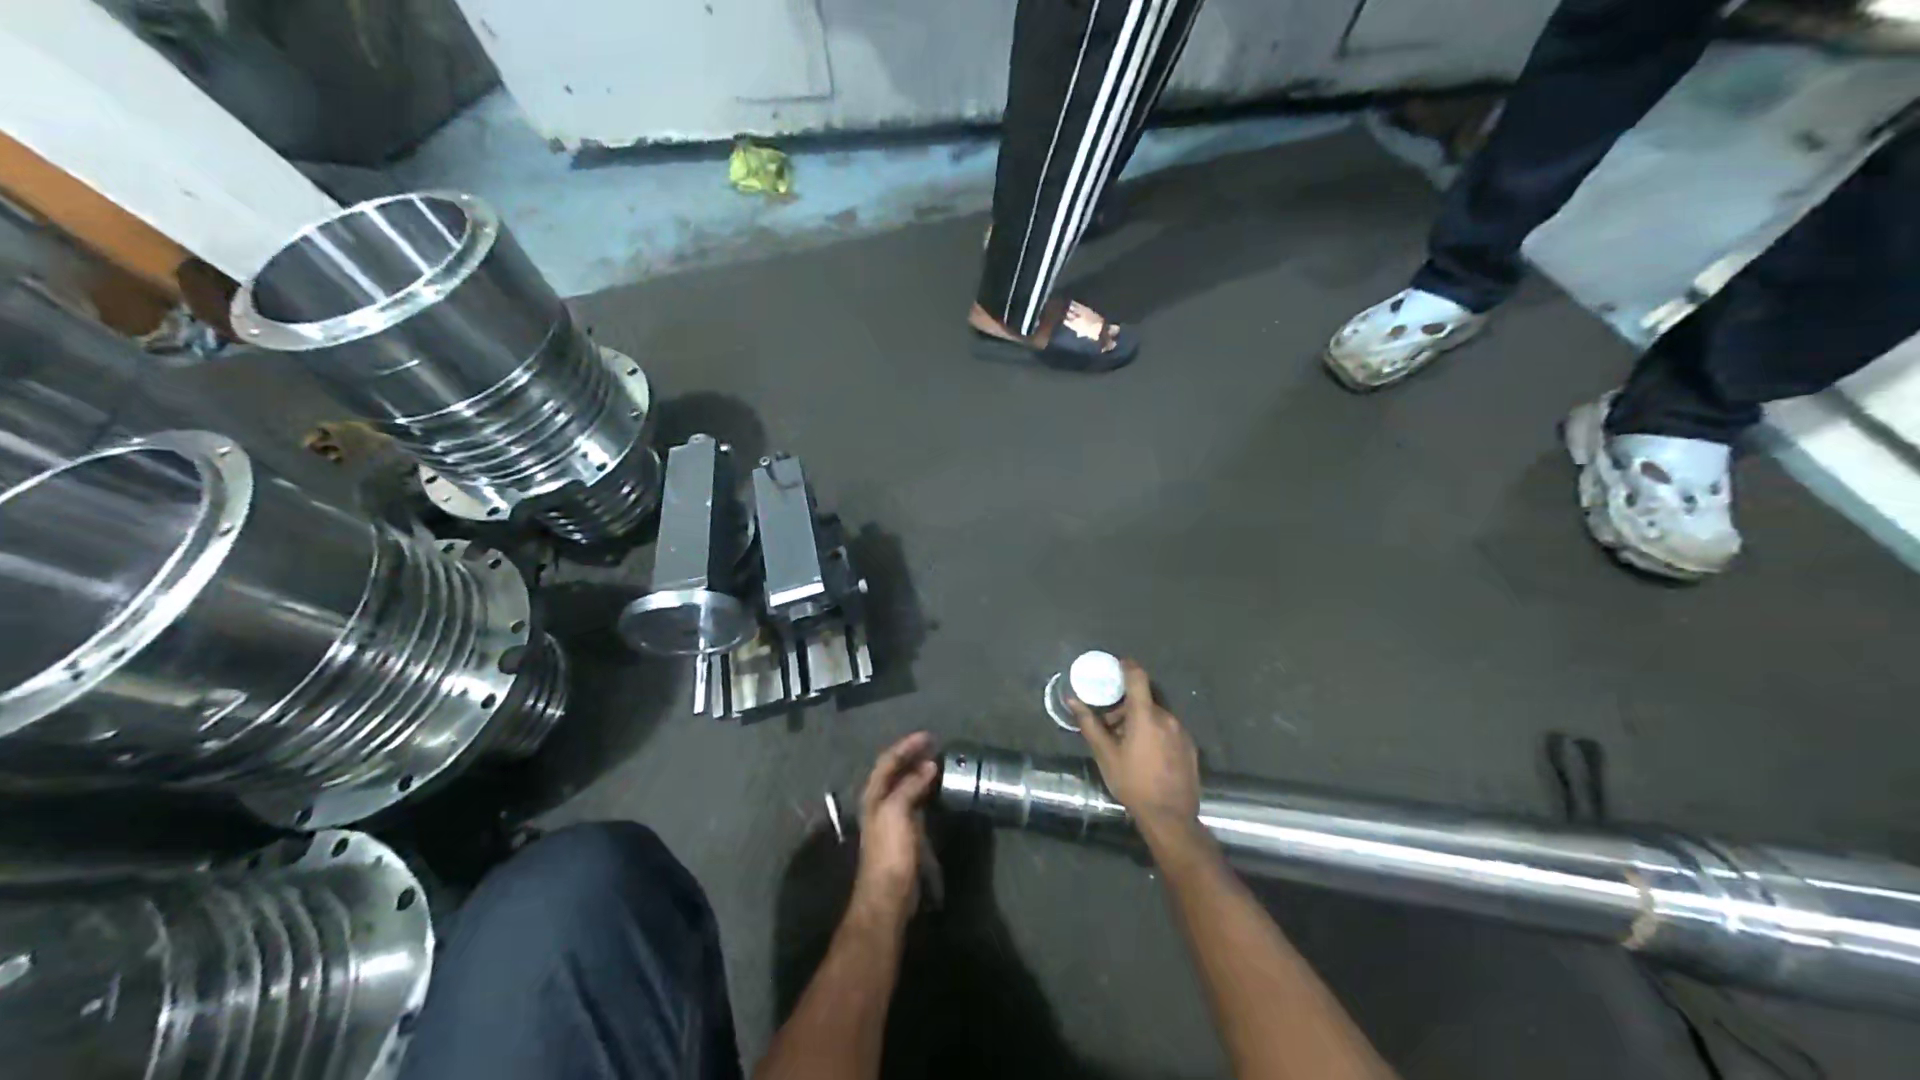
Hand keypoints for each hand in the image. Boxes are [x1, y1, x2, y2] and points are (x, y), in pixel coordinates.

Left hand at [852, 731, 938, 922]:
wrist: (887, 894)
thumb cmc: (890, 851)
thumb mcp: (897, 812)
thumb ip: (910, 786)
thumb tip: (928, 766)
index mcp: (874, 794)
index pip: (888, 760)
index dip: (906, 746)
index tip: (928, 736)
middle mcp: (878, 801)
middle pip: (894, 770)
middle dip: (912, 755)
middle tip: (934, 745)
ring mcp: (889, 816)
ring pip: (903, 784)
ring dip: (917, 770)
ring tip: (936, 761)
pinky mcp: (901, 831)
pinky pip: (912, 799)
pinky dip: (922, 788)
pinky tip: (934, 788)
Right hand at [1069, 660, 1201, 840]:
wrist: (1170, 816)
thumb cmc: (1133, 783)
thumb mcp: (1105, 754)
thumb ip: (1089, 724)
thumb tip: (1072, 700)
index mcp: (1145, 716)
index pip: (1137, 677)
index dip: (1127, 666)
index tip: (1117, 663)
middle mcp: (1167, 718)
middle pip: (1144, 701)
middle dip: (1126, 707)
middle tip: (1110, 725)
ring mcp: (1182, 732)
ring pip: (1157, 716)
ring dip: (1140, 722)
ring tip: (1127, 745)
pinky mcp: (1190, 747)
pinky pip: (1169, 730)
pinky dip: (1155, 733)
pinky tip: (1147, 756)